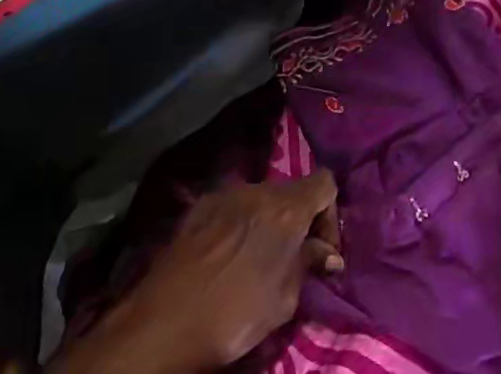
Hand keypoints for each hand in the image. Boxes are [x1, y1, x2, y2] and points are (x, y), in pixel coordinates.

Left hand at [52, 172, 342, 373]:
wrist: (169, 318)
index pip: (325, 182)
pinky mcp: (200, 205)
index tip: (324, 251)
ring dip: (269, 222)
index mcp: (285, 208)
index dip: (331, 214)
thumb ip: (309, 264)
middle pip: (291, 191)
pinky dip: (241, 223)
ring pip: (260, 198)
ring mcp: (225, 193)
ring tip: (260, 259)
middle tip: (297, 259)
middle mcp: (256, 189)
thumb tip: (328, 253)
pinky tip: (230, 255)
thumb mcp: (285, 298)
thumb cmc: (236, 312)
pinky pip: (233, 206)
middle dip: (300, 220)